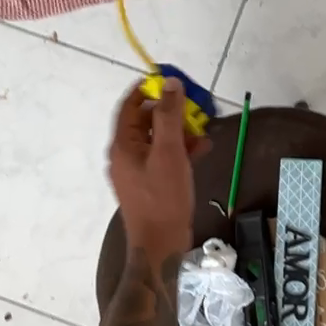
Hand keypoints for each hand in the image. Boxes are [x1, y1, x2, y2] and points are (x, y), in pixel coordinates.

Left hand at [107, 78, 209, 258]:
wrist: (161, 244)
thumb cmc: (163, 197)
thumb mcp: (170, 152)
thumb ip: (169, 116)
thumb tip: (170, 83)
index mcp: (123, 145)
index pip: (129, 106)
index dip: (147, 89)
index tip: (170, 80)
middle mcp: (125, 155)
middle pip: (145, 122)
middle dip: (170, 111)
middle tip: (194, 106)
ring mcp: (137, 171)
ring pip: (157, 140)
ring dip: (179, 131)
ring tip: (203, 130)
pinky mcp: (150, 183)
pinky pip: (163, 157)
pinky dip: (180, 150)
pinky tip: (201, 150)